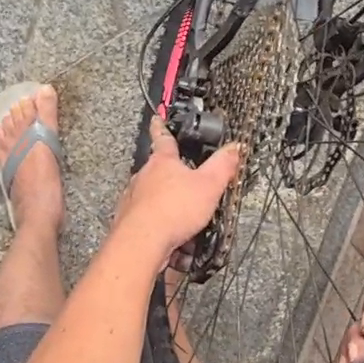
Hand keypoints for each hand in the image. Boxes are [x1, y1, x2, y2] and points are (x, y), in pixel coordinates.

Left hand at [110, 118, 241, 268]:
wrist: (141, 243)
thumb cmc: (172, 210)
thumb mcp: (209, 185)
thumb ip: (223, 165)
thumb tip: (234, 148)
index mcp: (162, 162)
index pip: (163, 138)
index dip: (161, 128)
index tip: (156, 120)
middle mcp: (143, 177)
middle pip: (158, 171)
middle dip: (172, 178)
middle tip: (187, 187)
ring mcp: (133, 199)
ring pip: (152, 197)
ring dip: (167, 206)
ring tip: (185, 222)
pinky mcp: (129, 221)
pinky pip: (148, 220)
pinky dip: (161, 227)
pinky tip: (173, 240)